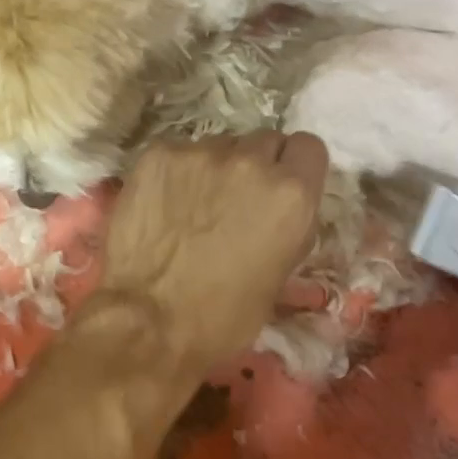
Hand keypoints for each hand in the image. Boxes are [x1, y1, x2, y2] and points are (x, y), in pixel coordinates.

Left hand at [97, 132, 327, 373]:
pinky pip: (177, 152)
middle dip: (256, 164)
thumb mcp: (281, 274)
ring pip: (218, 144)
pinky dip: (176, 171)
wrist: (149, 317)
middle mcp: (249, 161)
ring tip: (195, 204)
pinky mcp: (157, 153)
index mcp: (291, 194)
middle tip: (236, 198)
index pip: (308, 147)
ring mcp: (199, 153)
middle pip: (263, 141)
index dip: (296, 165)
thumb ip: (289, 224)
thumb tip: (282, 206)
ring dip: (214, 167)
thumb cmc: (223, 315)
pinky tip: (164, 202)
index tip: (283, 184)